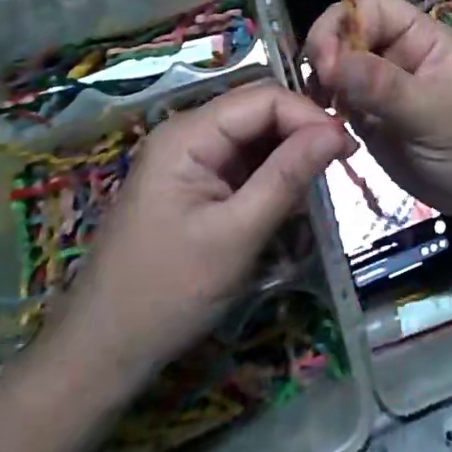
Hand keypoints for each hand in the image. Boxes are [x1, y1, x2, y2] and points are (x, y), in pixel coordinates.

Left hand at [42, 83, 352, 377]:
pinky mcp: (196, 185)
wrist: (102, 352)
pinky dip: (273, 175)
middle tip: (345, 164)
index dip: (309, 116)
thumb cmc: (167, 292)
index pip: (263, 99)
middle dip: (303, 132)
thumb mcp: (236, 235)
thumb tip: (338, 131)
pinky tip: (294, 197)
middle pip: (259, 112)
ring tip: (326, 181)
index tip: (348, 149)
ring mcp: (190, 160)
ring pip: (256, 138)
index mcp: (188, 135)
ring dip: (292, 155)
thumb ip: (287, 177)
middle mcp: (188, 134)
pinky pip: (245, 164)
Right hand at [305, 0, 451, 227]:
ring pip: (334, 65)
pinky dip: (323, 108)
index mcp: (419, 35)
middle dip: (325, 55)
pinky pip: (334, 98)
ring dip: (319, 83)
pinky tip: (326, 127)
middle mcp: (394, 51)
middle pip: (344, 32)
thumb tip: (333, 62)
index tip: (326, 63)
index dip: (342, 25)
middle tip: (319, 92)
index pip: (369, 8)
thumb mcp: (431, 113)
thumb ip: (384, 87)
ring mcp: (377, 82)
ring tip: (321, 111)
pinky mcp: (365, 112)